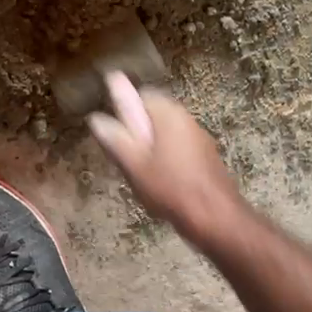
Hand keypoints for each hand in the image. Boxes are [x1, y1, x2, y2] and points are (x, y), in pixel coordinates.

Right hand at [88, 72, 248, 243]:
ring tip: (143, 176)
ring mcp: (199, 137)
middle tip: (127, 160)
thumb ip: (114, 138)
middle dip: (138, 133)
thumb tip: (95, 118)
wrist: (216, 217)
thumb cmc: (170, 187)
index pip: (140, 95)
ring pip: (166, 134)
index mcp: (168, 113)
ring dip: (152, 148)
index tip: (116, 135)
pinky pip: (179, 149)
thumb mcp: (134, 164)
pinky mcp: (207, 156)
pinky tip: (163, 184)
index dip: (124, 112)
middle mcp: (186, 117)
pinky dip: (167, 160)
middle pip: (154, 115)